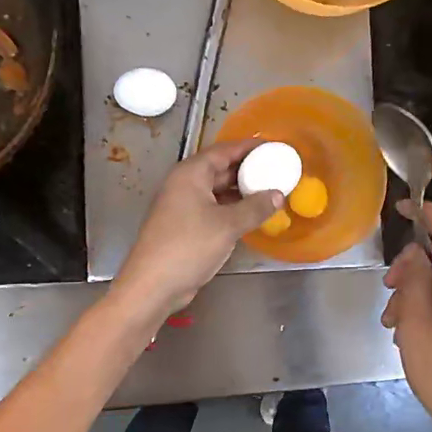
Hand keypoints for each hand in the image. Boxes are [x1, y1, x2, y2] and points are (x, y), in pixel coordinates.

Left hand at [111, 140, 282, 318]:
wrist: (153, 284)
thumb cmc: (188, 247)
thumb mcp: (228, 225)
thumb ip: (255, 207)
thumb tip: (278, 195)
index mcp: (190, 174)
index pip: (223, 150)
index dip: (249, 147)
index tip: (274, 146)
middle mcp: (183, 184)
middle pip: (219, 169)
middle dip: (247, 170)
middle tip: (276, 171)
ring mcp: (181, 206)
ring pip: (215, 191)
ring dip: (240, 192)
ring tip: (269, 193)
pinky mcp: (182, 226)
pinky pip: (211, 209)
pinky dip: (230, 209)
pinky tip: (249, 216)